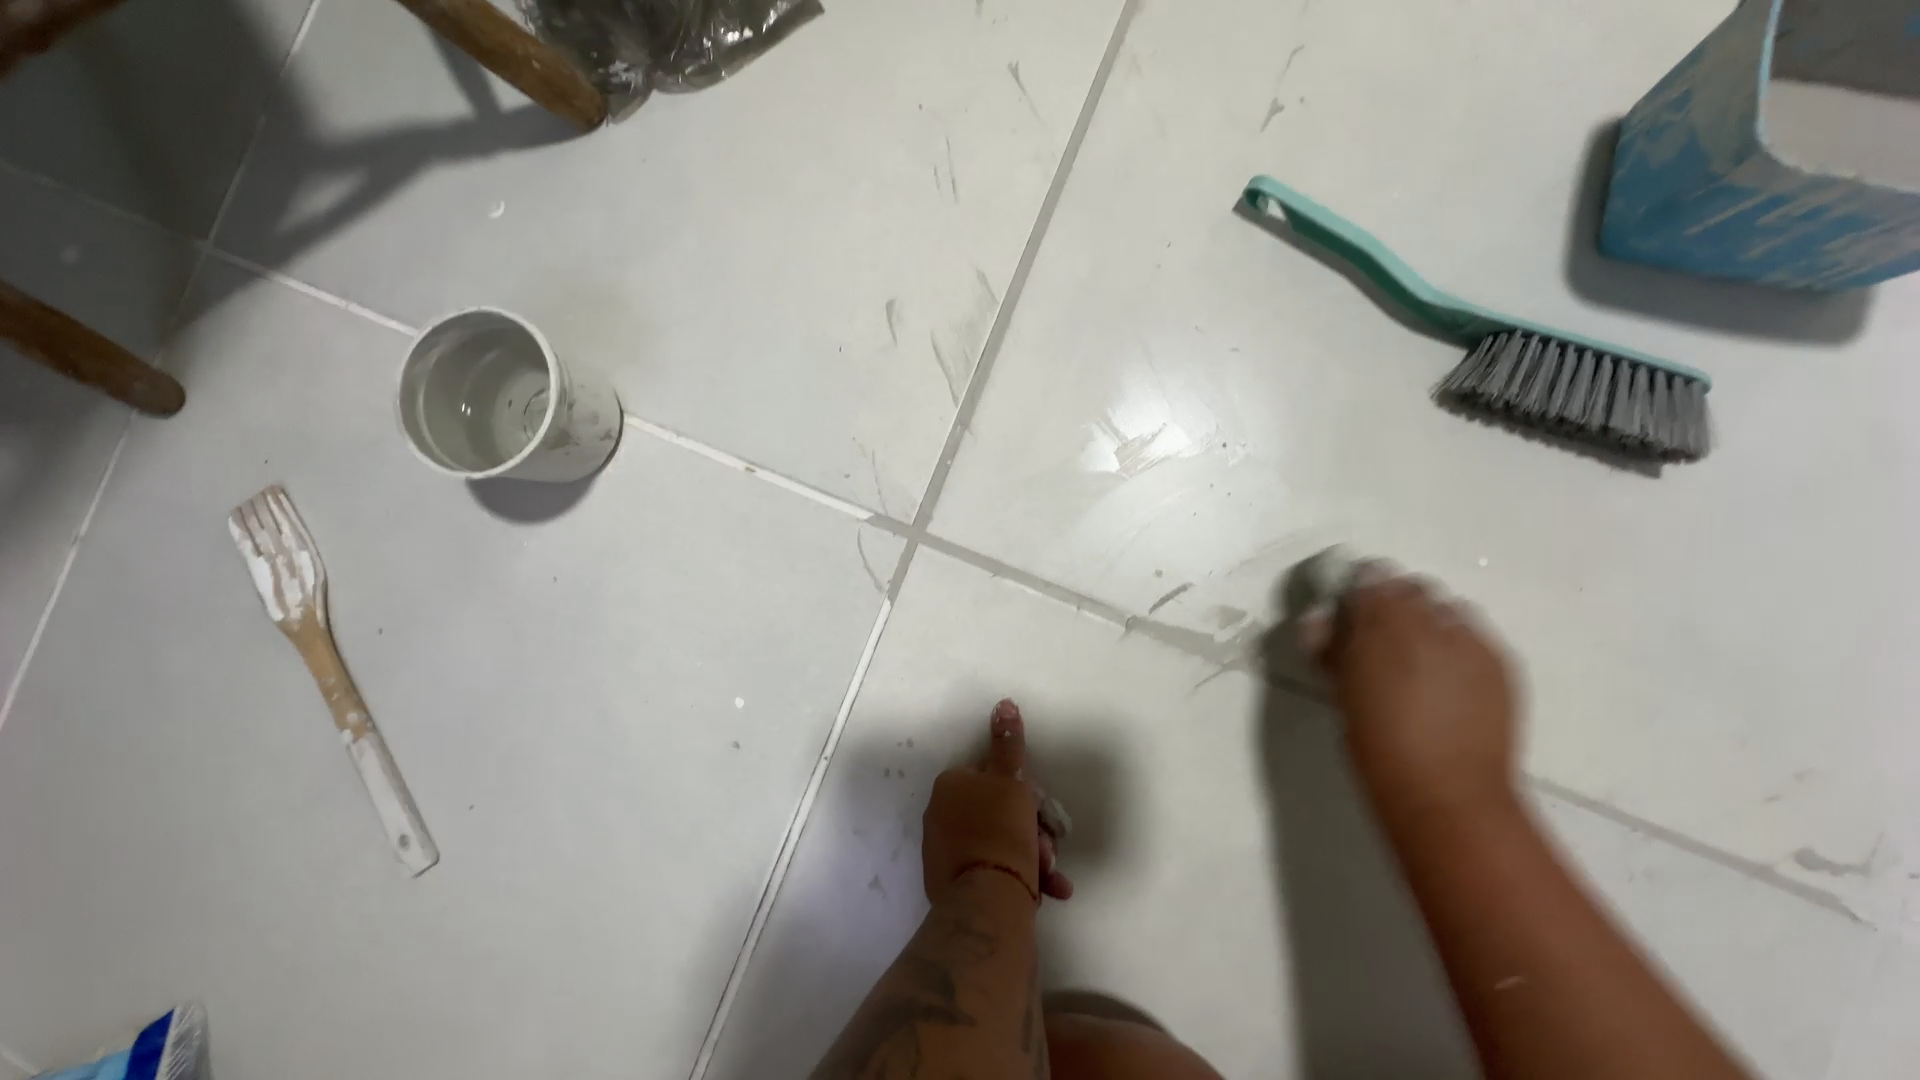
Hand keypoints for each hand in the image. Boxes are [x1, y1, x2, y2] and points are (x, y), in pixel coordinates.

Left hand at [922, 700, 1073, 904]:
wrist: (987, 901)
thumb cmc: (1001, 832)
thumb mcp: (1011, 781)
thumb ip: (1008, 745)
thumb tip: (1003, 704)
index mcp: (950, 787)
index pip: (993, 778)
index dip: (1024, 794)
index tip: (1041, 812)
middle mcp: (940, 815)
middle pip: (998, 813)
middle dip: (1030, 830)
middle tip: (1048, 848)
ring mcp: (944, 852)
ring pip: (1000, 845)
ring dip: (1032, 856)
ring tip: (1050, 875)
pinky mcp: (952, 884)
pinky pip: (993, 871)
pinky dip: (1020, 877)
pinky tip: (1044, 890)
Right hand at [1303, 564, 1520, 822]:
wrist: (1446, 794)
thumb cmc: (1377, 744)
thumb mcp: (1341, 690)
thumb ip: (1331, 646)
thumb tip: (1323, 618)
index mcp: (1380, 623)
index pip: (1369, 577)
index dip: (1358, 590)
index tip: (1348, 614)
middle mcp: (1429, 619)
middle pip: (1411, 587)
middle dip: (1394, 604)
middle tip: (1379, 639)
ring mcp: (1472, 638)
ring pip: (1447, 607)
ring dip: (1429, 621)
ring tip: (1418, 659)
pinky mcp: (1502, 662)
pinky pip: (1474, 635)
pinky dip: (1457, 644)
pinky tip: (1448, 677)